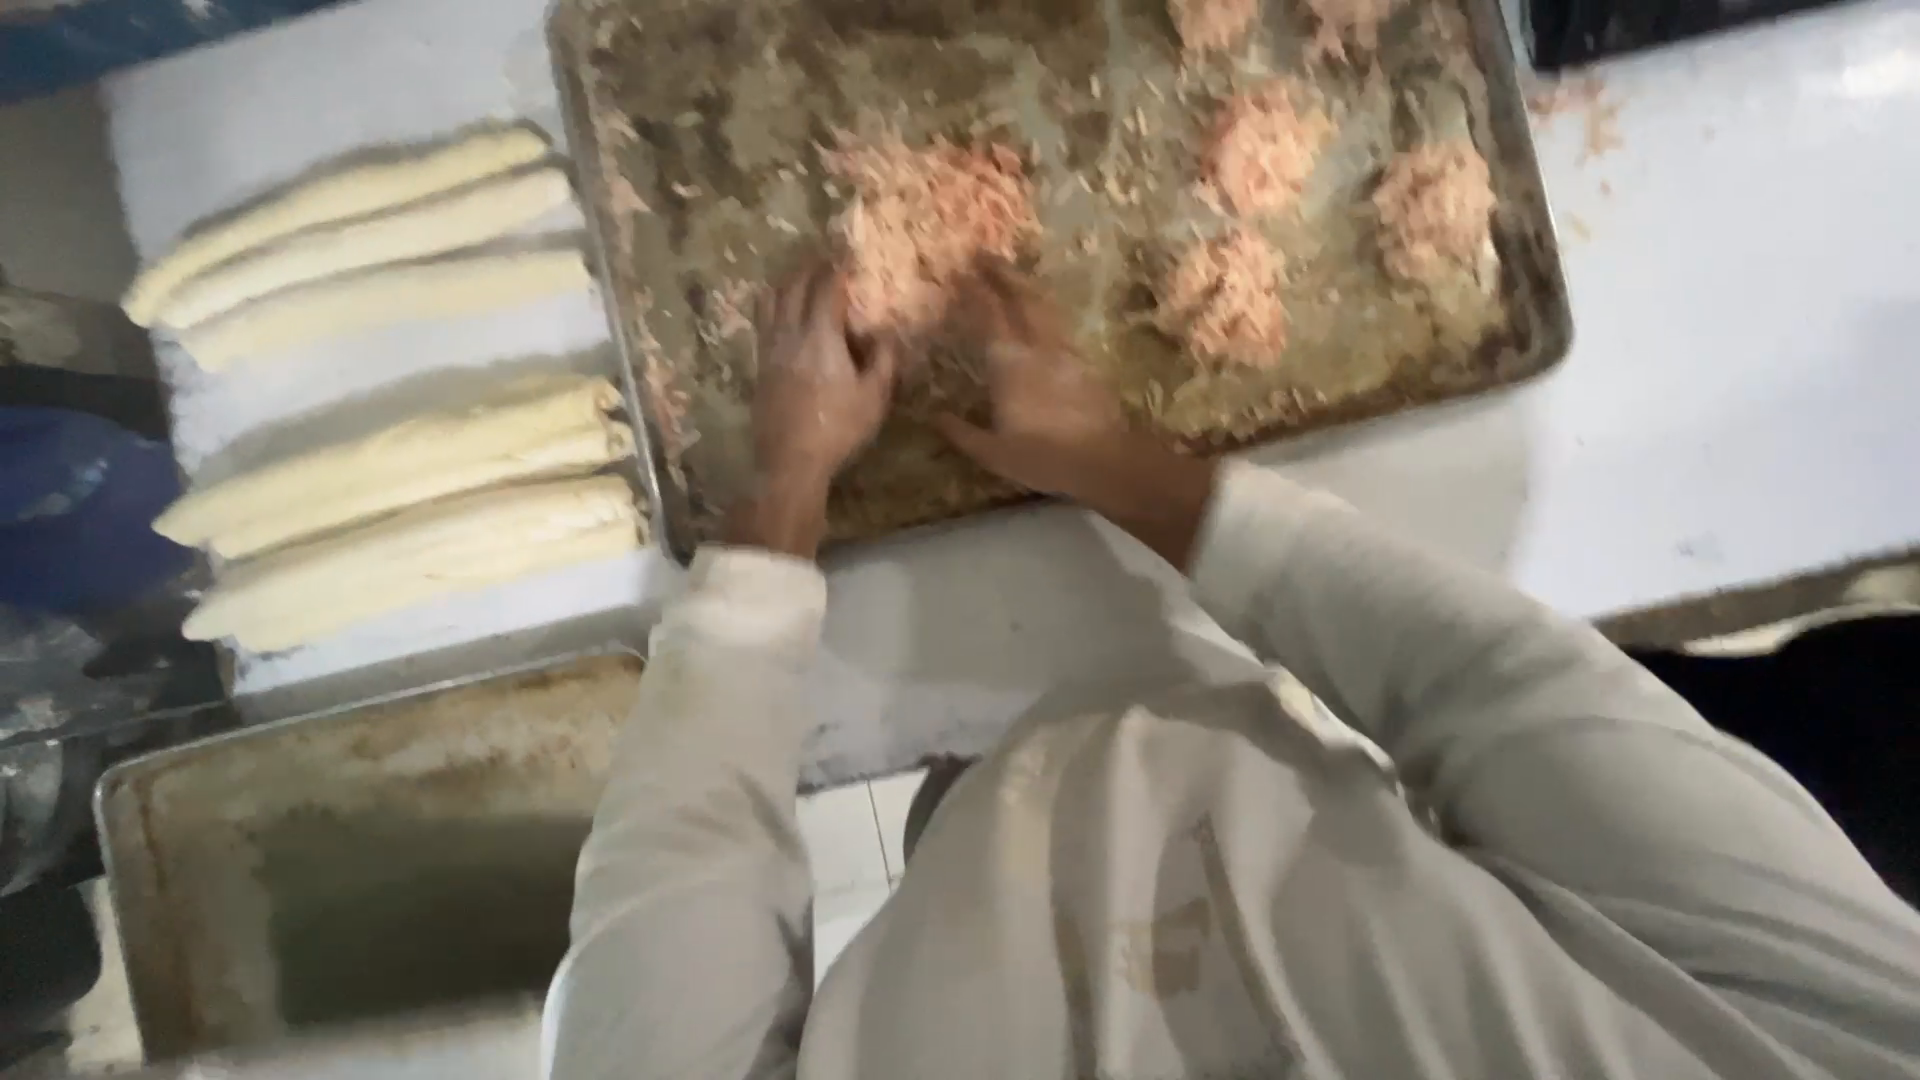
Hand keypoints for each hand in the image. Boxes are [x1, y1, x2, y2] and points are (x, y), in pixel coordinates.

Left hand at [726, 259, 898, 557]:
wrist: (789, 461)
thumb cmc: (837, 429)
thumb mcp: (874, 398)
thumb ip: (883, 361)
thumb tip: (885, 335)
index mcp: (820, 336)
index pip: (827, 287)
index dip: (838, 268)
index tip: (848, 257)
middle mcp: (789, 334)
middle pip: (793, 286)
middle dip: (809, 267)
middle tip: (824, 260)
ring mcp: (769, 349)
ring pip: (771, 300)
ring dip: (786, 283)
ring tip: (799, 278)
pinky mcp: (759, 367)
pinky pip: (763, 322)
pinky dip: (774, 306)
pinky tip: (782, 314)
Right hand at [934, 262, 1218, 567]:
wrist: (1103, 460)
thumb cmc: (1041, 457)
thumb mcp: (992, 452)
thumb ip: (961, 432)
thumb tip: (934, 416)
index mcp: (1008, 363)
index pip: (988, 316)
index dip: (974, 291)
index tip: (961, 271)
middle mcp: (1038, 347)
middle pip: (1021, 298)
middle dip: (1003, 274)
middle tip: (987, 256)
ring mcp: (1067, 352)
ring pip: (1046, 307)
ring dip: (1028, 287)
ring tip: (1017, 278)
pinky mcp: (1087, 364)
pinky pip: (1061, 327)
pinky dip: (1047, 312)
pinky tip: (1045, 320)